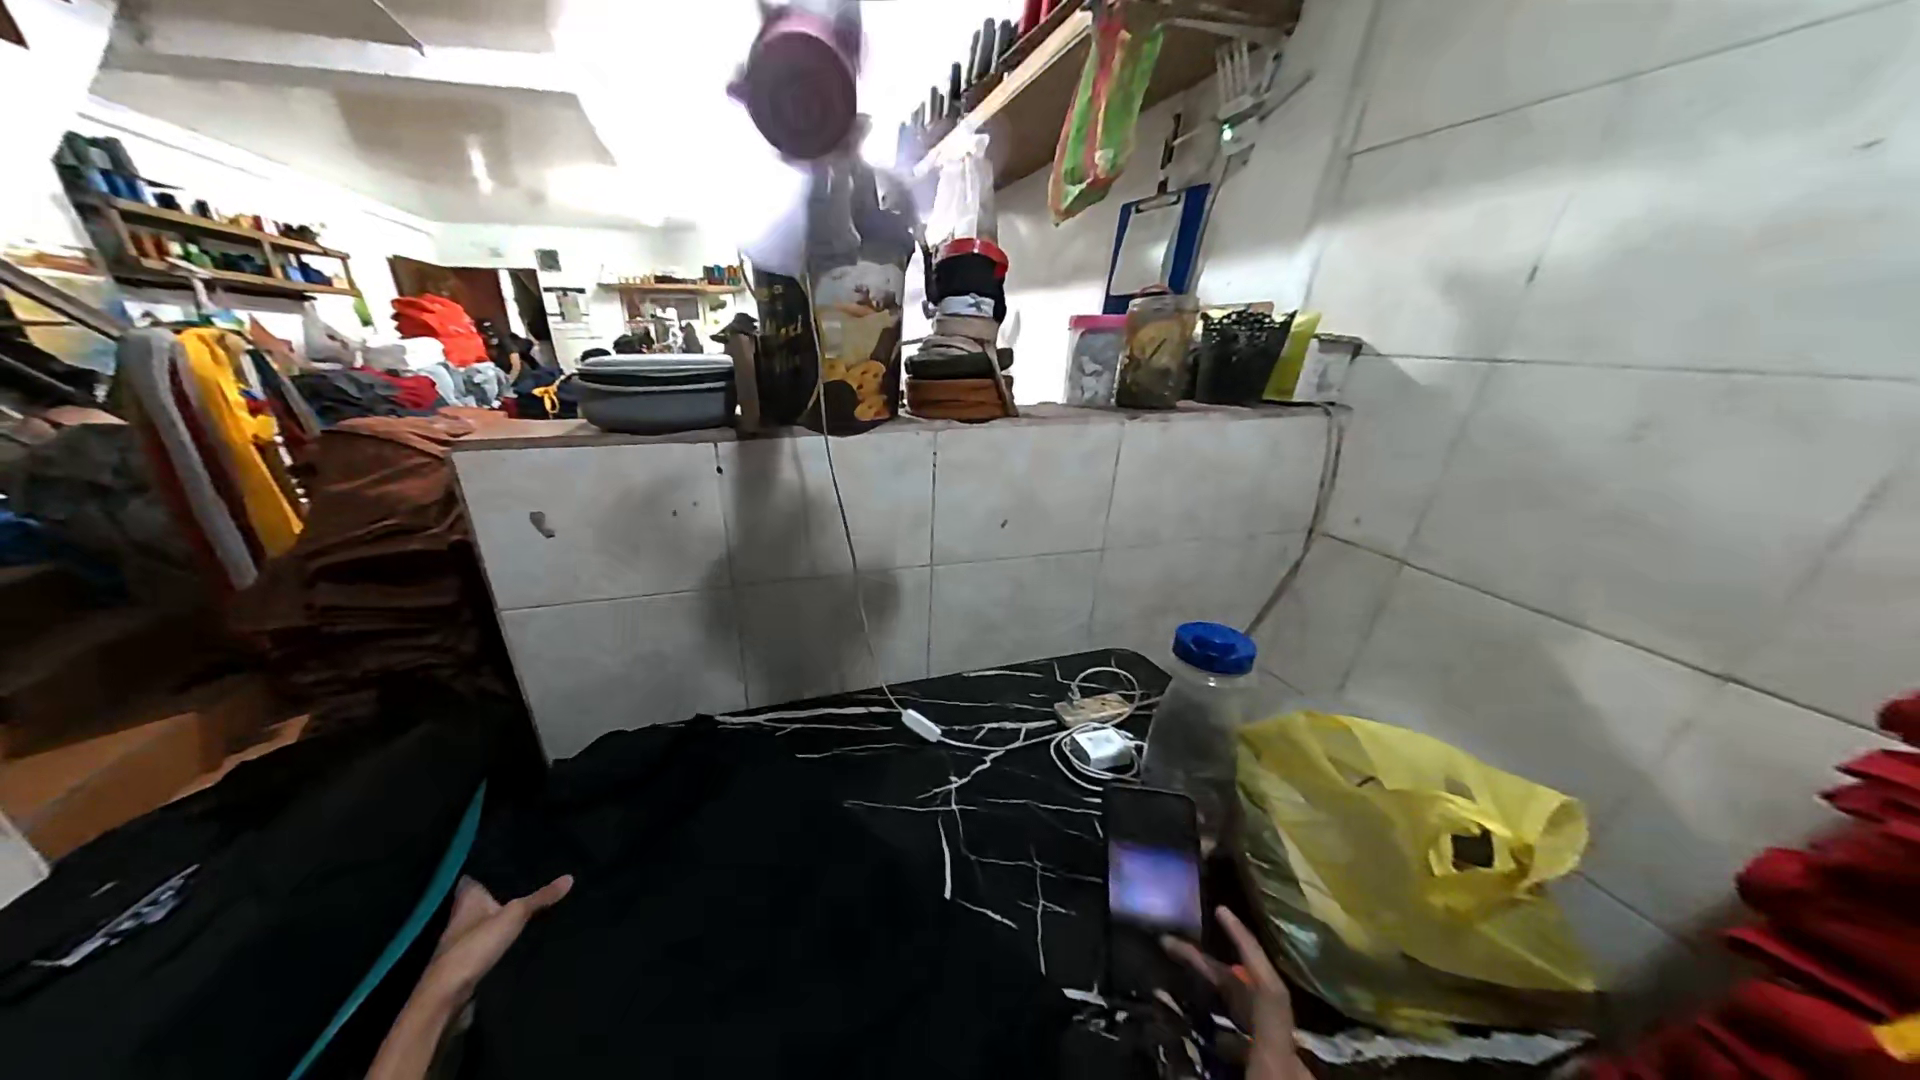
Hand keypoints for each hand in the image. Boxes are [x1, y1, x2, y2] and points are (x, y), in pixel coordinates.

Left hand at [421, 875, 572, 1004]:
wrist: (447, 995)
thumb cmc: (475, 945)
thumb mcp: (515, 915)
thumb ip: (541, 897)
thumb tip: (570, 877)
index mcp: (468, 895)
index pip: (480, 870)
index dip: (495, 862)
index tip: (516, 853)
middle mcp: (462, 911)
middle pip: (487, 892)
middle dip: (505, 884)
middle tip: (536, 869)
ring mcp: (464, 934)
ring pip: (489, 913)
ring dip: (506, 907)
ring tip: (537, 891)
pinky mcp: (469, 953)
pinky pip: (492, 931)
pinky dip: (504, 927)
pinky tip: (524, 923)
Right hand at [1164, 906, 1305, 1079]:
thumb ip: (1184, 1061)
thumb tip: (1155, 1012)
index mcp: (1277, 1057)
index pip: (1268, 989)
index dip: (1247, 946)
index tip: (1222, 910)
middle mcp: (1289, 1058)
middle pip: (1253, 999)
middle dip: (1213, 968)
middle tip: (1173, 945)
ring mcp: (1290, 1070)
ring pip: (1254, 1023)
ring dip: (1219, 998)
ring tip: (1183, 977)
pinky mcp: (1283, 1079)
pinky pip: (1257, 1044)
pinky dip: (1230, 1030)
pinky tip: (1207, 1035)